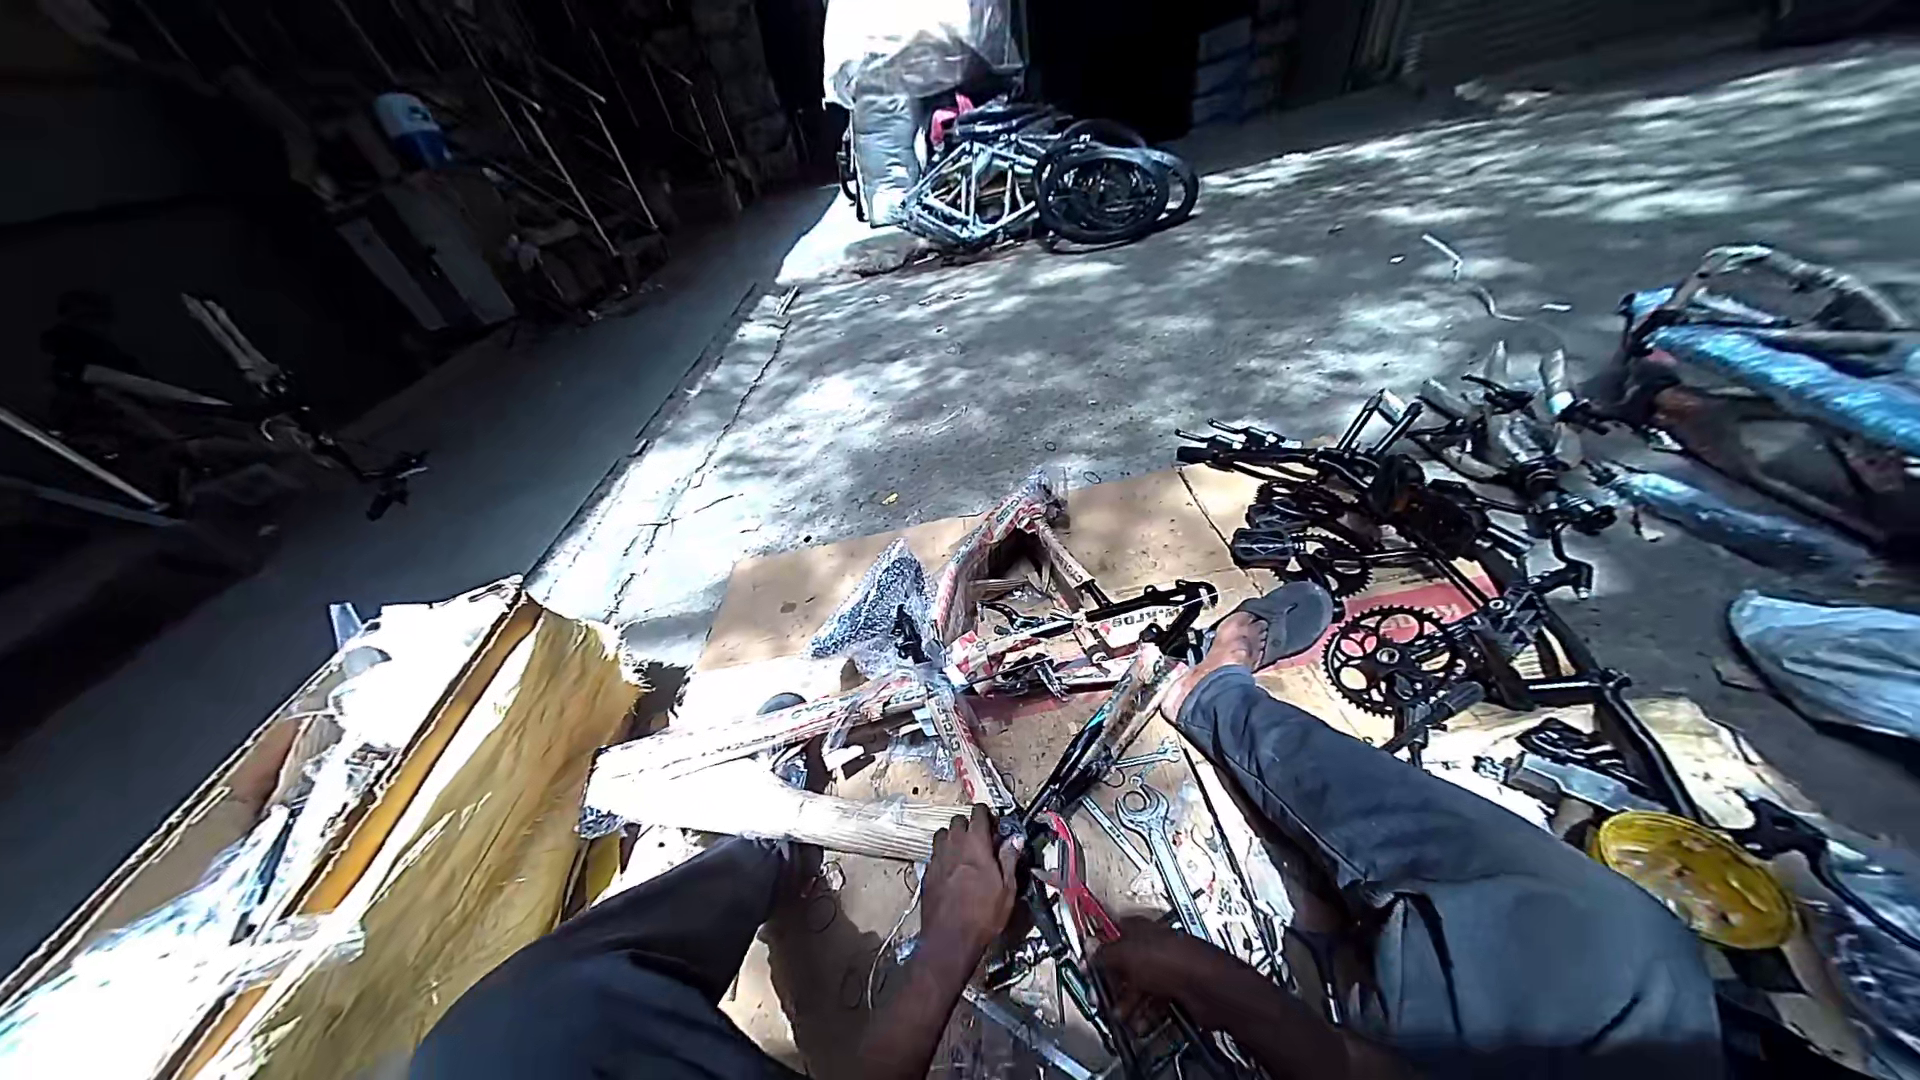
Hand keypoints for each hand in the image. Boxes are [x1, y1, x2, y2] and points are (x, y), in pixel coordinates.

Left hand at [920, 804, 1019, 961]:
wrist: (950, 939)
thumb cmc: (982, 914)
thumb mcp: (1007, 888)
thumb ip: (1009, 859)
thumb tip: (1015, 840)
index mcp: (975, 843)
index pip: (978, 812)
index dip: (986, 815)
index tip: (994, 825)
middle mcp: (953, 844)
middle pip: (958, 820)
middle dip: (969, 825)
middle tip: (981, 840)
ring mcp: (937, 856)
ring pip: (943, 834)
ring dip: (954, 837)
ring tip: (964, 852)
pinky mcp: (927, 871)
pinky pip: (935, 853)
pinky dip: (943, 854)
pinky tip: (952, 870)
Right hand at [1095, 916, 1249, 1030]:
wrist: (1206, 986)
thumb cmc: (1172, 960)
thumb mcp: (1126, 954)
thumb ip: (1104, 953)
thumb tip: (1090, 952)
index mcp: (1138, 927)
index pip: (1110, 934)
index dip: (1098, 949)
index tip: (1088, 965)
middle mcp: (1151, 945)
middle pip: (1124, 963)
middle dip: (1112, 983)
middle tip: (1101, 997)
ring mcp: (1165, 967)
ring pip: (1139, 985)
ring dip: (1128, 1002)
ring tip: (1121, 1017)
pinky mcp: (1176, 989)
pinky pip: (1154, 1002)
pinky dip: (1145, 1013)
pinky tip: (1139, 1024)